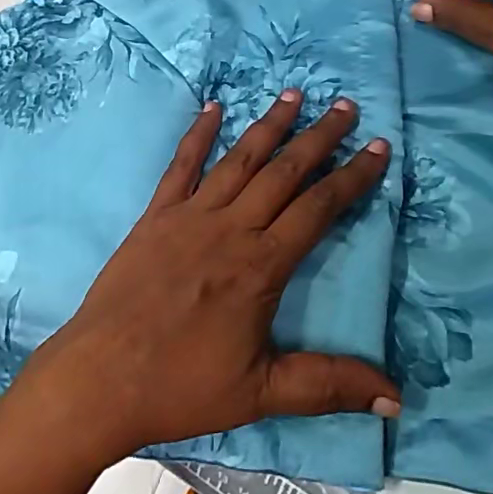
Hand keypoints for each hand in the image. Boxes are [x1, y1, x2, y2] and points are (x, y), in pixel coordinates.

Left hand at [16, 92, 398, 462]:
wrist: (96, 382)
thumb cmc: (180, 386)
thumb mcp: (262, 392)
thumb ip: (330, 385)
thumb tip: (396, 399)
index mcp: (261, 264)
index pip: (319, 207)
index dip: (353, 175)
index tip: (378, 146)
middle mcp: (230, 228)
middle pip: (284, 171)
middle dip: (319, 137)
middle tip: (345, 106)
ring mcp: (188, 217)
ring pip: (239, 159)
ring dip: (269, 125)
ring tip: (294, 94)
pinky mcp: (154, 217)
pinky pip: (180, 166)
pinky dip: (198, 134)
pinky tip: (212, 107)